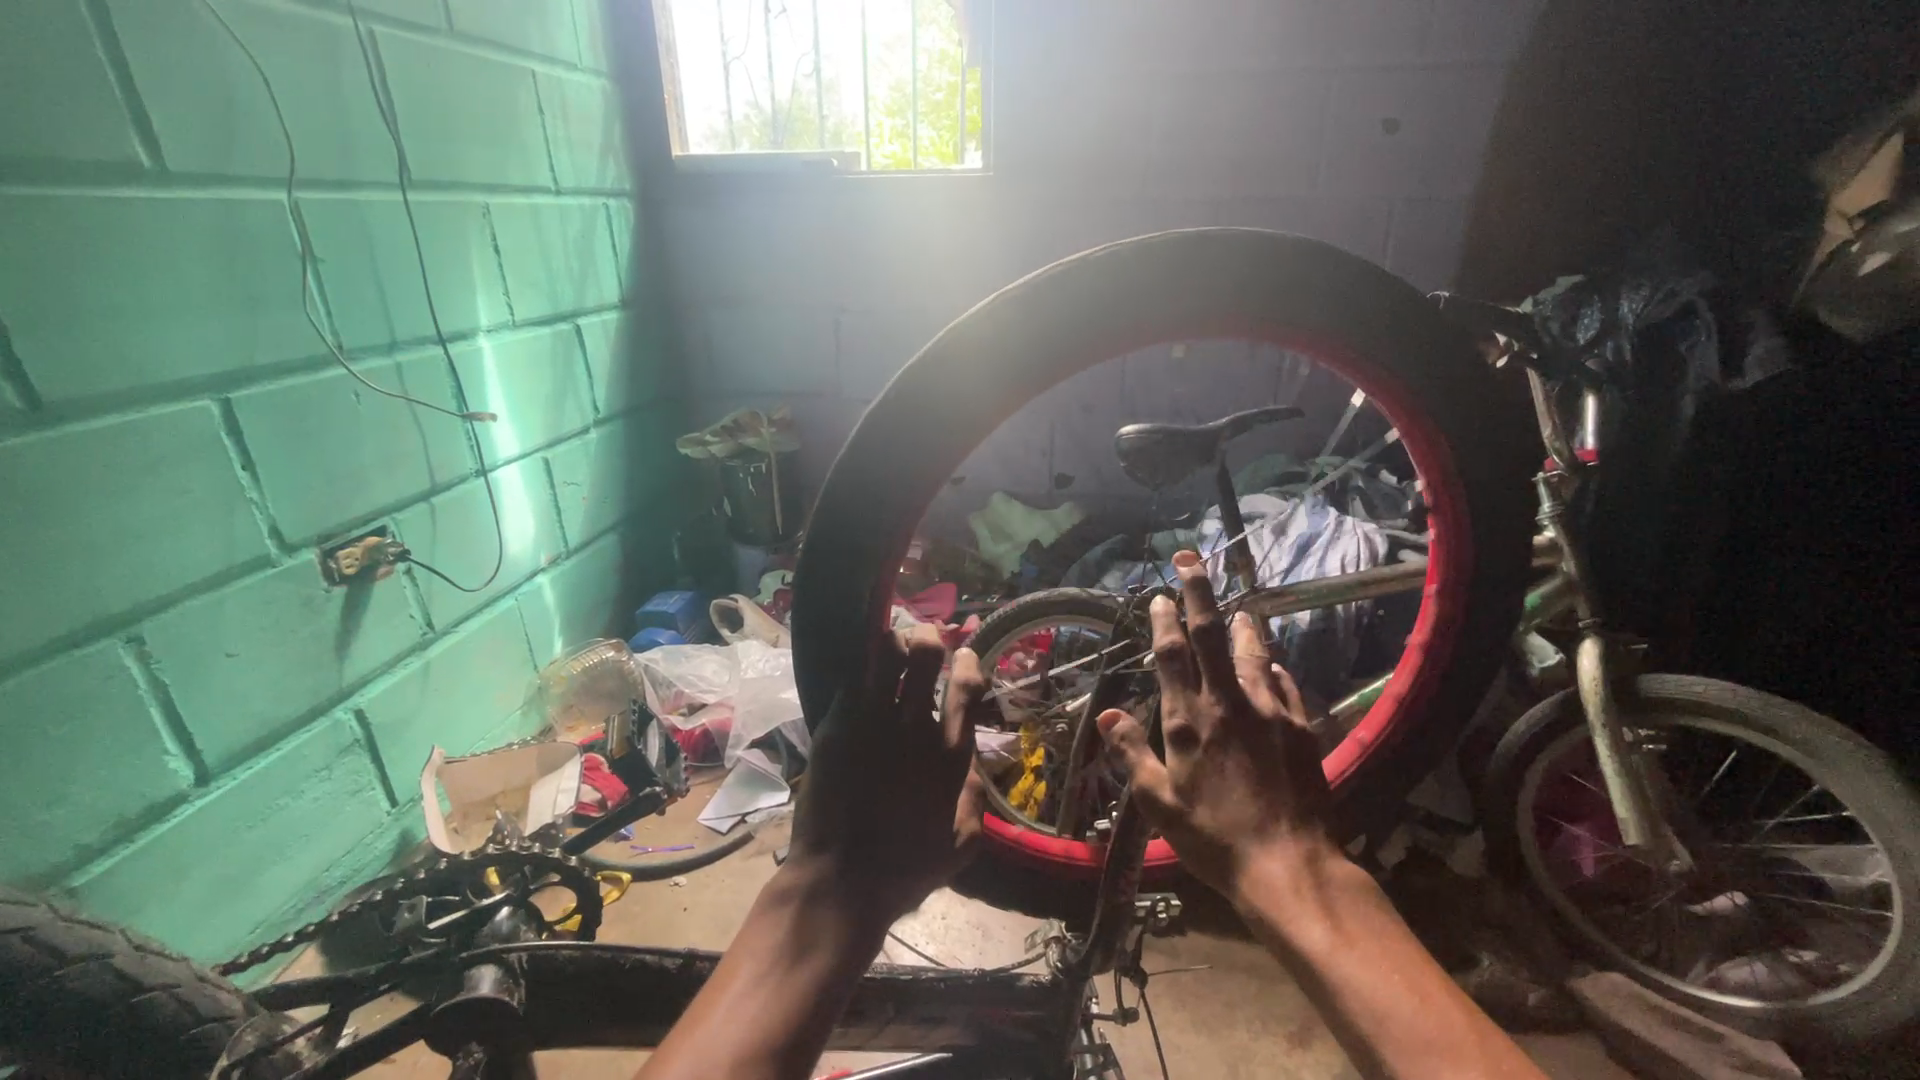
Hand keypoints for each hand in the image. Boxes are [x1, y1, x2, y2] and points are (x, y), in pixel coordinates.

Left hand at [788, 624, 989, 923]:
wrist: (840, 882)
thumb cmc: (904, 871)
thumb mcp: (962, 843)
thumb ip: (974, 799)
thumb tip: (972, 770)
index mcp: (949, 754)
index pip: (966, 686)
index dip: (967, 661)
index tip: (964, 653)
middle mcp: (914, 727)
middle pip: (925, 654)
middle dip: (928, 636)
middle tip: (926, 637)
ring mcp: (870, 722)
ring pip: (884, 653)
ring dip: (892, 641)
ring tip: (892, 644)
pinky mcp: (835, 727)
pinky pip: (851, 679)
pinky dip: (860, 668)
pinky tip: (861, 670)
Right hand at [1098, 549, 1332, 895]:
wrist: (1289, 866)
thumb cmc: (1213, 837)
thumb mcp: (1158, 803)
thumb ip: (1132, 753)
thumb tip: (1107, 713)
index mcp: (1189, 722)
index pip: (1173, 657)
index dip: (1164, 622)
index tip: (1160, 596)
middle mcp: (1229, 705)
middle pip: (1213, 637)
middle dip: (1199, 594)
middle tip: (1191, 560)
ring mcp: (1270, 714)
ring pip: (1253, 655)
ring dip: (1244, 628)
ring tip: (1240, 609)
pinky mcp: (1301, 730)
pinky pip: (1286, 686)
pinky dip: (1275, 669)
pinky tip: (1272, 663)